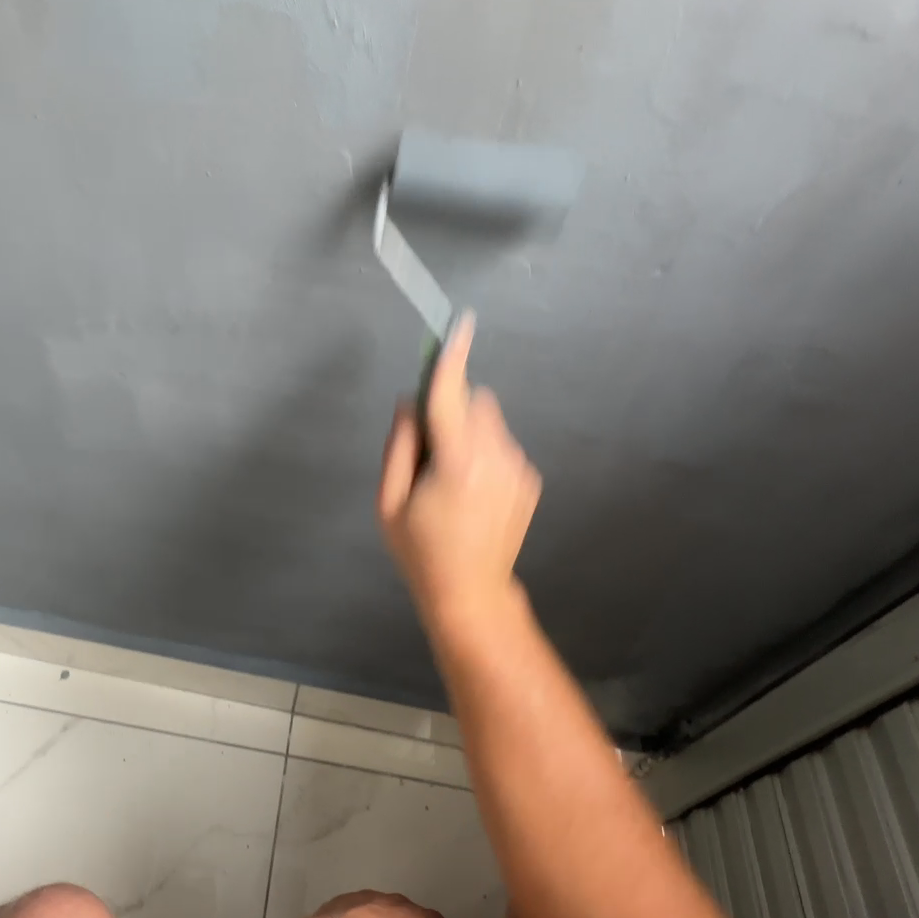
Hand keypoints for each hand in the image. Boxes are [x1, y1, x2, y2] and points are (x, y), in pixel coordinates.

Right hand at [377, 311, 540, 627]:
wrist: (471, 593)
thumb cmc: (419, 551)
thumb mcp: (388, 503)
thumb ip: (398, 446)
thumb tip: (409, 404)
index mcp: (456, 464)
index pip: (451, 398)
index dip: (451, 359)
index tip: (459, 324)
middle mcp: (495, 458)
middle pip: (474, 402)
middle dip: (450, 410)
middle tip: (428, 452)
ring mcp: (518, 468)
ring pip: (489, 421)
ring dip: (467, 431)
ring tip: (451, 478)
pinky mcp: (529, 478)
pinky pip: (501, 443)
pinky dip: (483, 451)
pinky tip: (472, 491)